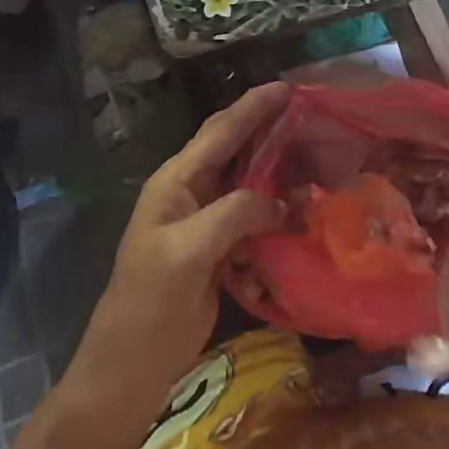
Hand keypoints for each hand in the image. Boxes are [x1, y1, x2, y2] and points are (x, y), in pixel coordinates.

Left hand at [75, 82, 289, 391]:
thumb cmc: (151, 303)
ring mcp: (202, 223)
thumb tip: (281, 201)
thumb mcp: (188, 253)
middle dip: (267, 132)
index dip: (251, 108)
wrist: (132, 362)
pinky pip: (250, 222)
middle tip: (309, 117)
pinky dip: (273, 216)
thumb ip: (232, 215)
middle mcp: (189, 193)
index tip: (287, 87)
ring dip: (276, 176)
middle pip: (233, 151)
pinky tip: (300, 216)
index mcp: (175, 182)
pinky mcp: (216, 251)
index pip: (218, 133)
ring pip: (245, 187)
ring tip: (316, 163)